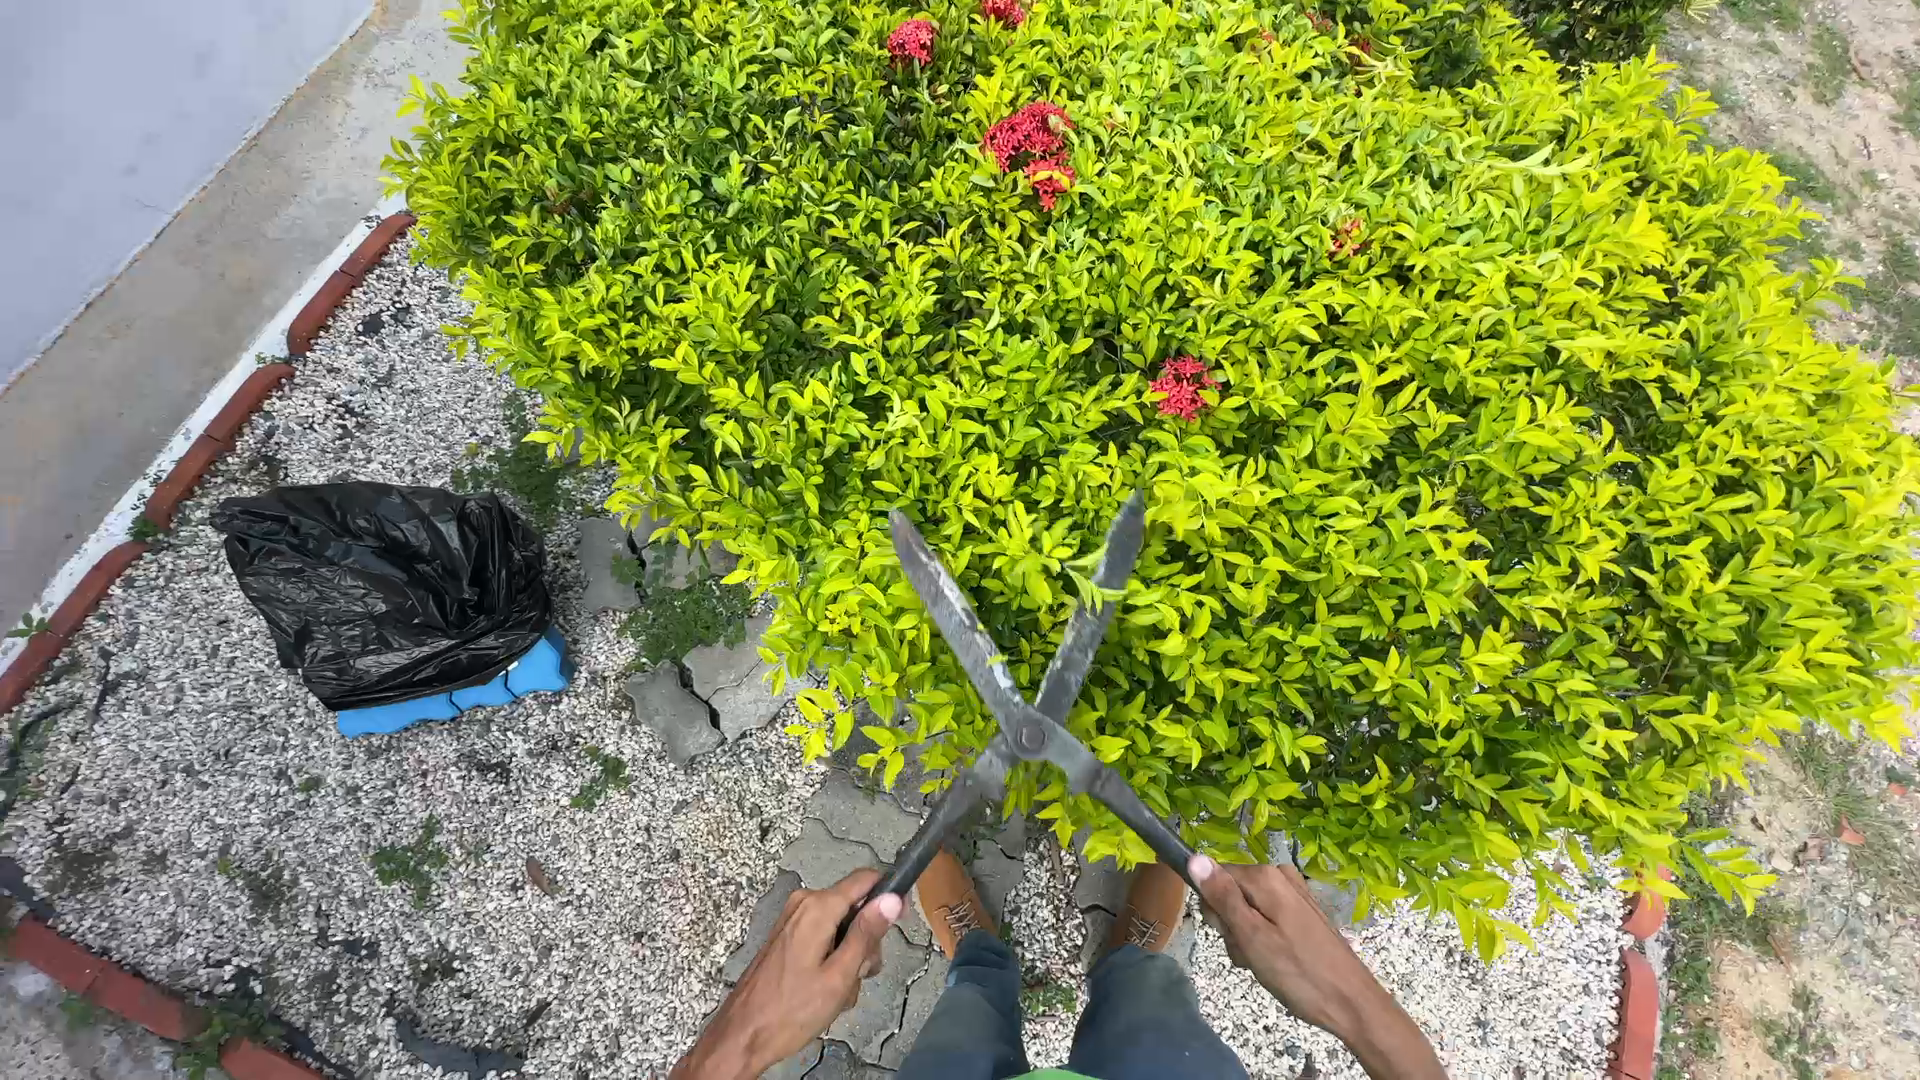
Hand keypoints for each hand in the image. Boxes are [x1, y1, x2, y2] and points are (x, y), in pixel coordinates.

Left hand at [671, 870, 902, 1079]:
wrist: (741, 1036)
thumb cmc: (791, 1010)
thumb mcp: (838, 976)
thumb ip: (866, 934)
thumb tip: (893, 898)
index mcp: (818, 907)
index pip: (866, 879)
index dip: (888, 896)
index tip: (897, 924)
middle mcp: (805, 902)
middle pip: (854, 906)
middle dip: (865, 939)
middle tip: (858, 975)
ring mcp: (794, 918)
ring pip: (841, 924)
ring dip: (849, 955)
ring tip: (839, 990)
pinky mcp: (788, 934)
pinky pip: (823, 934)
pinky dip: (831, 956)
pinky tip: (825, 988)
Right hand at [1188, 855, 1445, 1079]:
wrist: (1354, 1005)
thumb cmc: (1299, 973)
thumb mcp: (1252, 937)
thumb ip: (1222, 896)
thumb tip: (1194, 858)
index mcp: (1264, 875)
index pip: (1214, 877)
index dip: (1214, 909)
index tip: (1229, 935)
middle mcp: (1279, 874)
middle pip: (1231, 891)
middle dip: (1232, 924)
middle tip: (1249, 953)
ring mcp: (1294, 892)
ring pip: (1248, 906)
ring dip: (1247, 936)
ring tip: (1264, 962)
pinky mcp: (1303, 911)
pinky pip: (1267, 915)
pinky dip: (1264, 937)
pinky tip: (1276, 960)